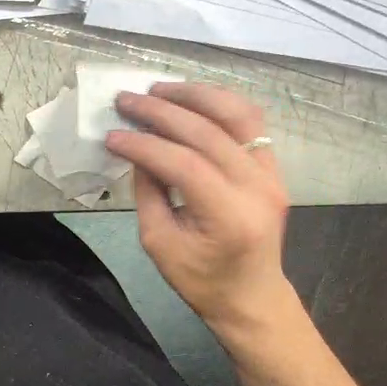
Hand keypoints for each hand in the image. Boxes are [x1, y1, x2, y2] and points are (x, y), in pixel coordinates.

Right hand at [104, 82, 296, 335]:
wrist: (251, 295)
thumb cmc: (200, 280)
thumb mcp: (160, 243)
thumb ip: (149, 193)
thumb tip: (137, 151)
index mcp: (228, 215)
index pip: (184, 164)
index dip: (144, 144)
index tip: (112, 135)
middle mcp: (256, 187)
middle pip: (208, 133)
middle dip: (162, 112)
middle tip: (126, 100)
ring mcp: (271, 173)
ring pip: (238, 115)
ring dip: (196, 96)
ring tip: (160, 90)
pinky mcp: (273, 167)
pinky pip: (250, 123)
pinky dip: (219, 105)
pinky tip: (190, 101)